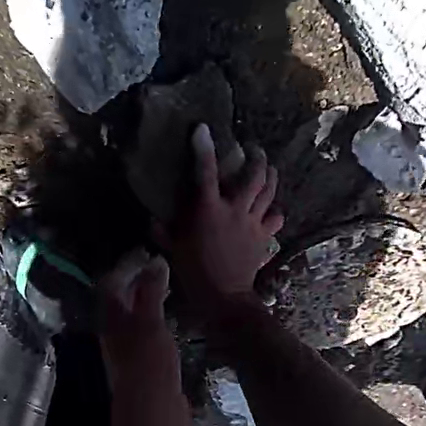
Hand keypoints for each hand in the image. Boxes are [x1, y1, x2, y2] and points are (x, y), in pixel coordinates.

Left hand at [97, 250, 181, 417]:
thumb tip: (156, 260)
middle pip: (122, 298)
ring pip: (135, 314)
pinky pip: (148, 331)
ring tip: (170, 287)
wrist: (152, 411)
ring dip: (148, 299)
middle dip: (138, 280)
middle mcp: (115, 330)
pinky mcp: (144, 362)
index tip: (147, 252)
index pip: (111, 283)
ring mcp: (128, 348)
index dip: (126, 266)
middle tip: (161, 265)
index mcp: (111, 318)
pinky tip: (173, 318)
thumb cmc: (148, 362)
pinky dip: (158, 318)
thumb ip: (151, 290)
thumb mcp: (150, 321)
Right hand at [162, 124, 282, 317]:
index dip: (203, 148)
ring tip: (268, 167)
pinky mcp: (264, 236)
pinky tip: (271, 208)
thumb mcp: (173, 248)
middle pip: (254, 175)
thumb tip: (151, 220)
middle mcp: (234, 209)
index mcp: (208, 209)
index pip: (205, 171)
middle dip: (256, 157)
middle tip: (253, 148)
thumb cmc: (193, 270)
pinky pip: (275, 217)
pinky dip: (274, 210)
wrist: (224, 296)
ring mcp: (252, 222)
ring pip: (269, 191)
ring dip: (270, 176)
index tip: (202, 129)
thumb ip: (163, 231)